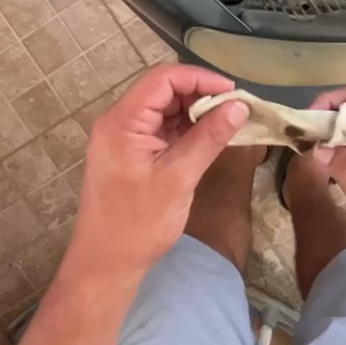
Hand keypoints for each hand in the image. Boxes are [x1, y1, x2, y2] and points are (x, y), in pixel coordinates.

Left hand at [68, 63, 249, 275]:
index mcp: (122, 121)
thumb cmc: (138, 224)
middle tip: (234, 107)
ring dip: (195, 111)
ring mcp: (123, 138)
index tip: (232, 91)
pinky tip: (209, 137)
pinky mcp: (131, 153)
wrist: (106, 267)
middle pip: (163, 90)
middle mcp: (118, 121)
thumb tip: (240, 105)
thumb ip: (208, 138)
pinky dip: (185, 129)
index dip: (199, 77)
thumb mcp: (179, 178)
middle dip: (200, 93)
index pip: (163, 79)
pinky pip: (161, 128)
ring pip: (164, 108)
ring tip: (227, 121)